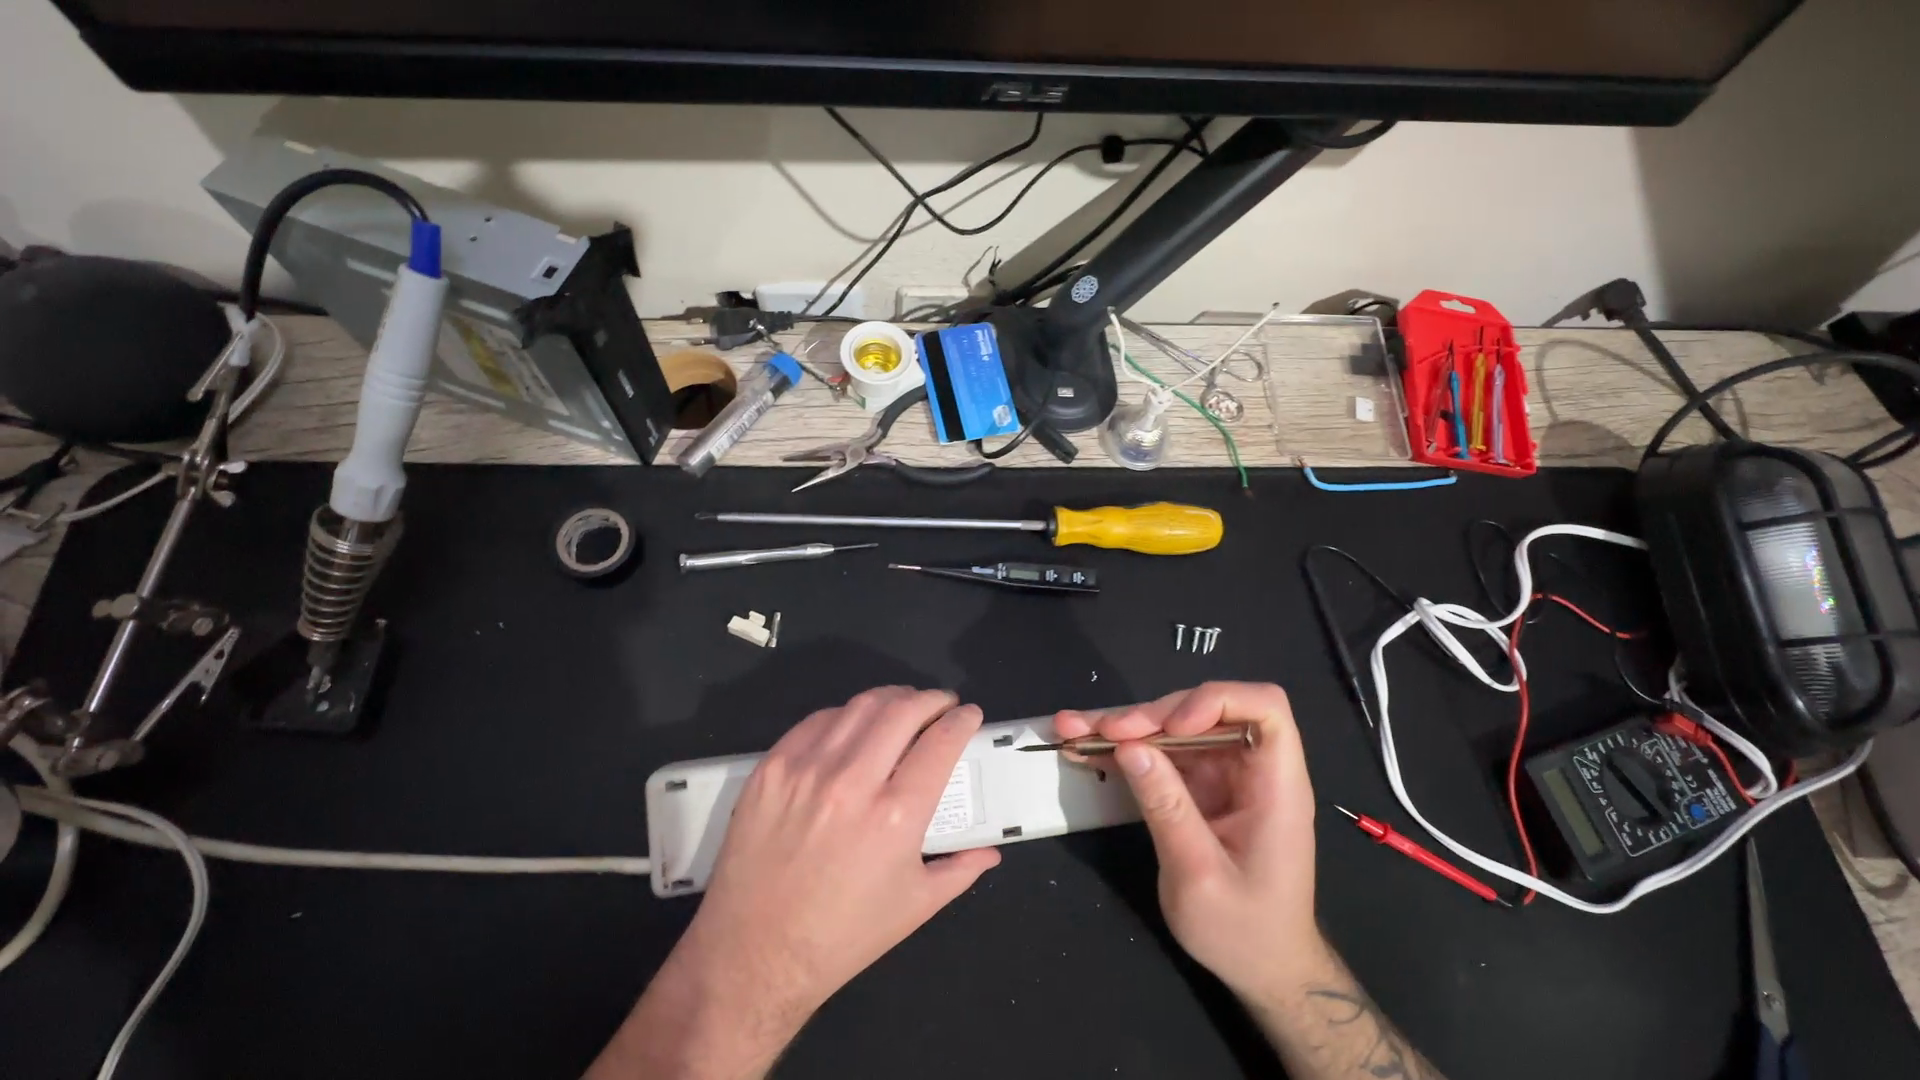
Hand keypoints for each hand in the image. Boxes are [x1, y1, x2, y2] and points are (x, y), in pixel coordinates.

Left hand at [590, 687, 1000, 1078]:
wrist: (755, 954)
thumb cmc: (842, 936)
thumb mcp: (914, 907)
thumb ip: (959, 869)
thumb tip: (990, 852)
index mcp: (895, 815)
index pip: (941, 742)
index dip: (962, 720)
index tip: (969, 715)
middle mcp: (852, 782)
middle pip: (901, 710)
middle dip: (931, 699)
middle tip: (940, 705)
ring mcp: (805, 770)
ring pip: (858, 707)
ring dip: (890, 699)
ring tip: (901, 708)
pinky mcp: (770, 769)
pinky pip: (815, 722)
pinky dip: (843, 716)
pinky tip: (852, 726)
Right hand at [1054, 681, 1323, 998]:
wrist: (1261, 971)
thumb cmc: (1243, 931)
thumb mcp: (1197, 874)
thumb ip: (1166, 806)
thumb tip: (1129, 746)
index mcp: (1276, 786)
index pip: (1265, 709)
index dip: (1217, 702)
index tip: (1171, 725)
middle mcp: (1252, 771)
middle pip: (1208, 713)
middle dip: (1151, 715)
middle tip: (1099, 732)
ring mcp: (1225, 778)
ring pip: (1177, 730)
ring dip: (1127, 728)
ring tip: (1074, 729)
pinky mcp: (1201, 790)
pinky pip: (1164, 756)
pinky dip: (1126, 751)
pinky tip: (1086, 747)